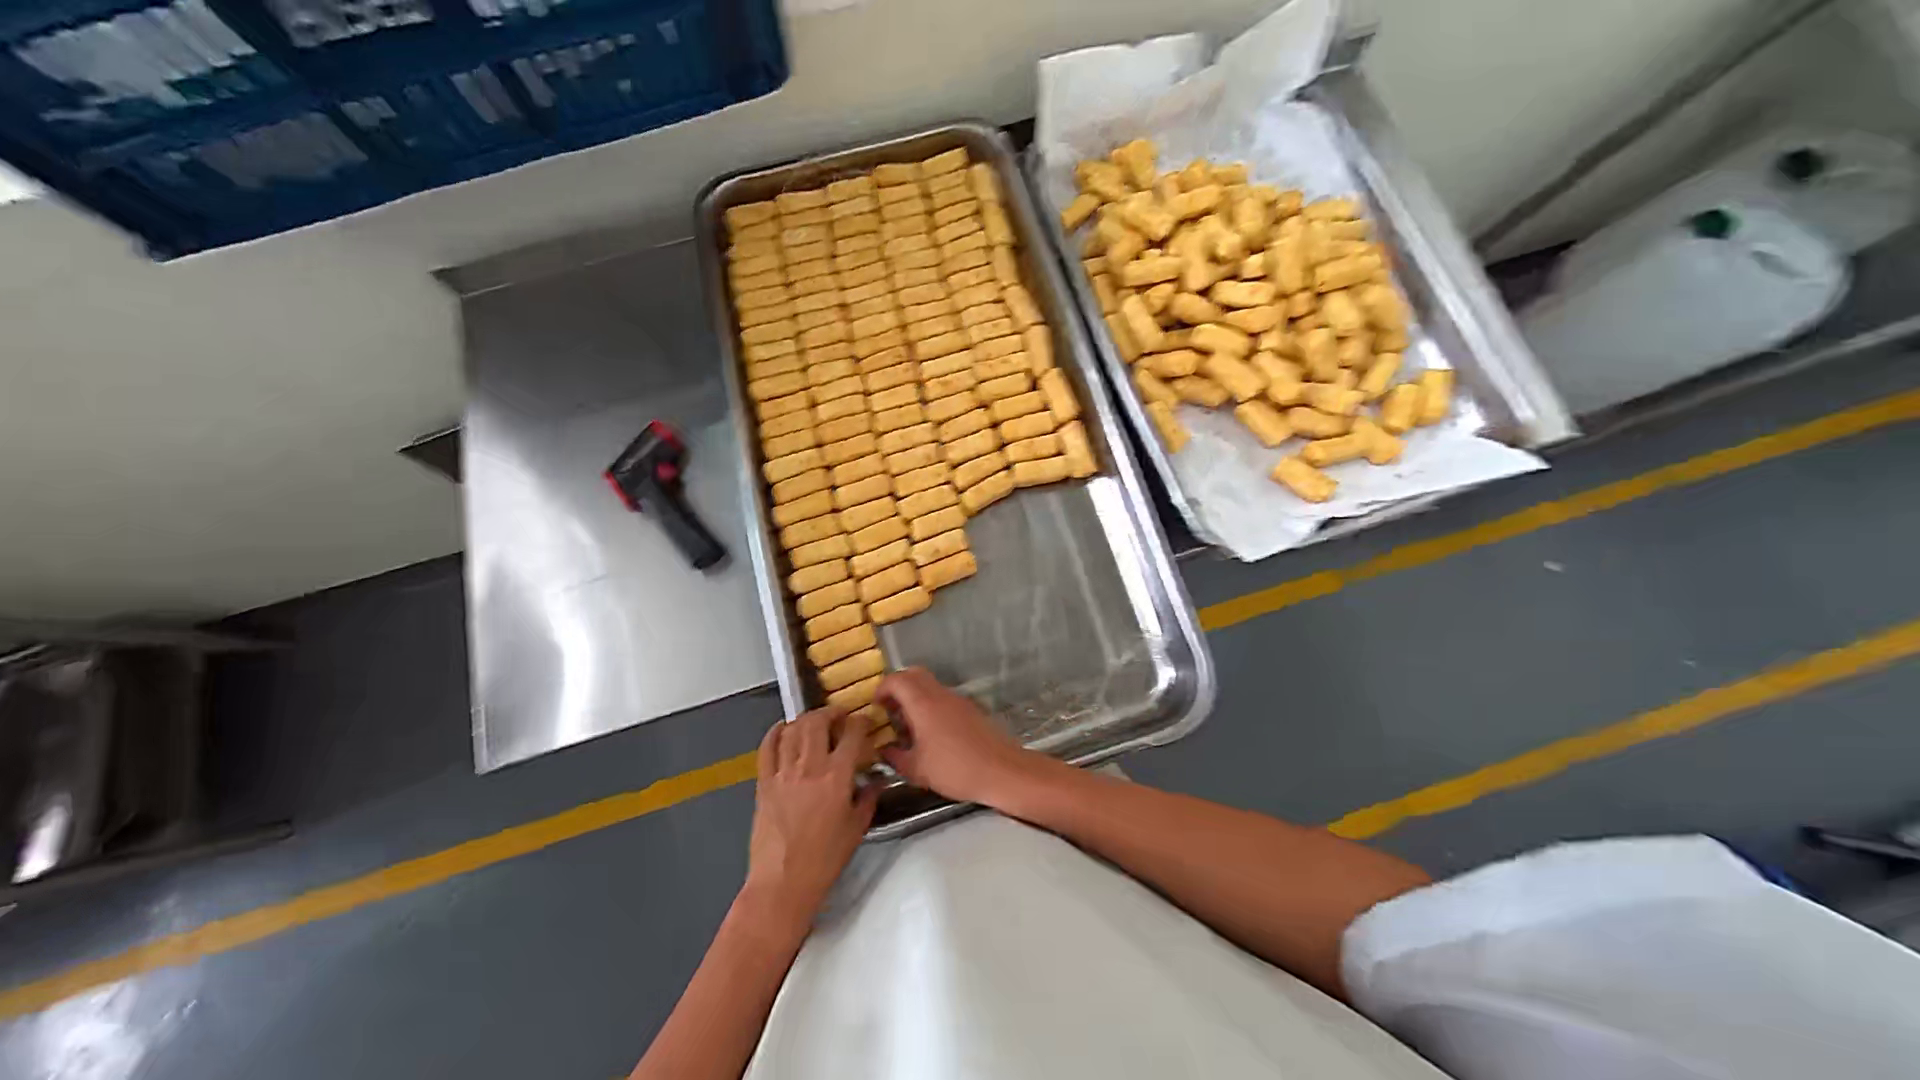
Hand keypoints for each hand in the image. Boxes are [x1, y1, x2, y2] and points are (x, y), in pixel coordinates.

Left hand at [744, 708, 877, 924]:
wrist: (784, 882)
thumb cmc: (825, 859)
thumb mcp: (857, 829)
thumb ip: (868, 799)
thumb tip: (876, 781)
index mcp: (836, 777)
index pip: (852, 735)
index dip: (860, 723)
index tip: (865, 723)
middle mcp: (809, 767)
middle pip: (818, 722)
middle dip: (831, 713)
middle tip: (839, 716)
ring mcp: (783, 773)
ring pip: (792, 730)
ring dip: (805, 720)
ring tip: (815, 722)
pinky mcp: (764, 783)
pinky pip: (767, 748)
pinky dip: (775, 733)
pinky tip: (782, 729)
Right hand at [877, 668, 1049, 807]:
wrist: (1002, 771)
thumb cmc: (955, 769)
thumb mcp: (917, 770)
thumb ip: (895, 757)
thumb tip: (884, 750)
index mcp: (923, 704)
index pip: (896, 680)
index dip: (882, 689)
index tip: (876, 707)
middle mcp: (940, 694)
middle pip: (914, 674)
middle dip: (898, 687)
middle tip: (890, 710)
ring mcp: (958, 700)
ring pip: (931, 685)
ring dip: (916, 697)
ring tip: (908, 725)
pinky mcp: (971, 709)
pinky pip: (944, 698)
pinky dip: (931, 706)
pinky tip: (931, 733)